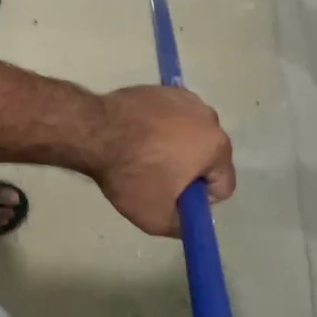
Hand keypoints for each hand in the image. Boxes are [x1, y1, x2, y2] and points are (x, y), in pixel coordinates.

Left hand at [90, 86, 235, 236]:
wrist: (94, 131)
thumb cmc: (132, 174)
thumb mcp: (157, 218)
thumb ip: (184, 226)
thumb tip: (190, 221)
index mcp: (217, 147)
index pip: (222, 187)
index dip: (199, 200)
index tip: (173, 198)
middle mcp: (210, 118)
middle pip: (209, 158)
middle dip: (190, 171)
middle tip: (158, 178)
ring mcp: (187, 99)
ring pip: (192, 136)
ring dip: (178, 148)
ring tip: (146, 154)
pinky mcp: (165, 89)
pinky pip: (174, 118)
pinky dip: (163, 128)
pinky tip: (140, 134)